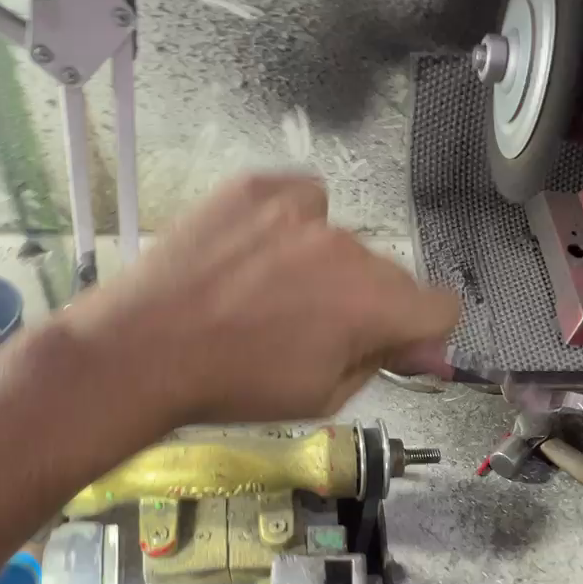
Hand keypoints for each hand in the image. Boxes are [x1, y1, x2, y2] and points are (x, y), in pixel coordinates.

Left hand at [65, 174, 460, 426]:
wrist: (141, 349)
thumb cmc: (236, 387)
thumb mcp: (324, 395)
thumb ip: (385, 362)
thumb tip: (430, 352)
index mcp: (372, 306)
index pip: (441, 305)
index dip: (422, 332)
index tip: (390, 347)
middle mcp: (348, 248)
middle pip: (390, 275)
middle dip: (370, 304)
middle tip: (316, 331)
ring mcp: (301, 210)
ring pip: (345, 240)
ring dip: (328, 267)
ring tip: (272, 295)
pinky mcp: (258, 187)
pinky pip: (303, 201)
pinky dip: (293, 226)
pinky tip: (257, 254)